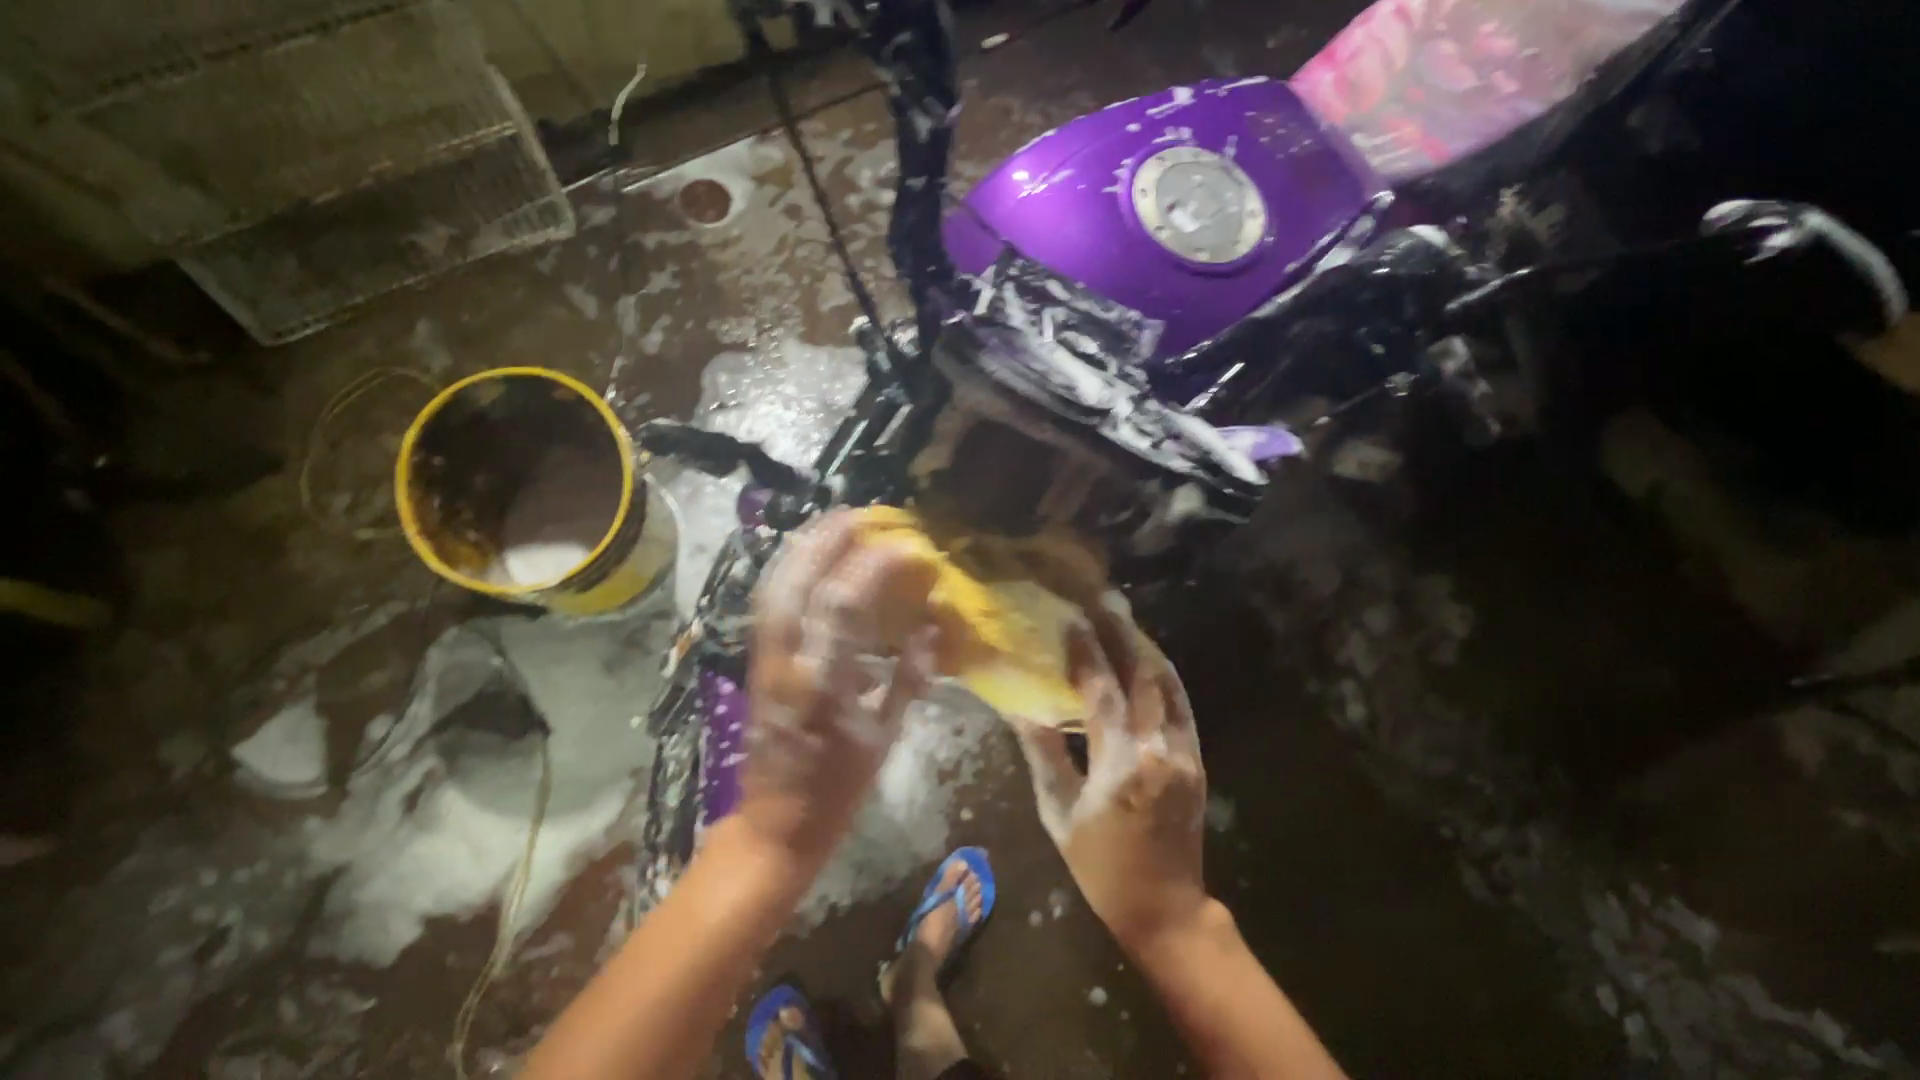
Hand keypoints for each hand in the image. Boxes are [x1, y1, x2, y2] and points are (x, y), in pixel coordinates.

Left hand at [741, 510, 941, 865]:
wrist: (775, 824)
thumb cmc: (838, 789)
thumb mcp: (885, 738)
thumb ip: (909, 677)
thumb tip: (932, 624)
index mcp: (823, 686)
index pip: (844, 607)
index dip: (876, 568)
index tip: (910, 547)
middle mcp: (786, 662)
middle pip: (799, 583)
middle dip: (831, 539)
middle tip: (867, 514)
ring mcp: (764, 659)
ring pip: (776, 586)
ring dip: (806, 547)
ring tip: (838, 522)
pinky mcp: (755, 661)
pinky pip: (769, 603)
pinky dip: (790, 571)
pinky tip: (811, 557)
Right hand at [1014, 602, 1210, 954]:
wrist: (1165, 906)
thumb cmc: (1099, 867)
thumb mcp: (1059, 814)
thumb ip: (1044, 755)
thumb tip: (1021, 710)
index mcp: (1120, 766)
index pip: (1102, 694)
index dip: (1086, 654)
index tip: (1071, 620)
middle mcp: (1159, 751)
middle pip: (1143, 677)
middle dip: (1123, 633)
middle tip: (1106, 599)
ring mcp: (1185, 754)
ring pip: (1170, 686)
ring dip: (1147, 649)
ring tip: (1125, 620)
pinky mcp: (1197, 761)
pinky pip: (1182, 707)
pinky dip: (1165, 678)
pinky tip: (1149, 660)